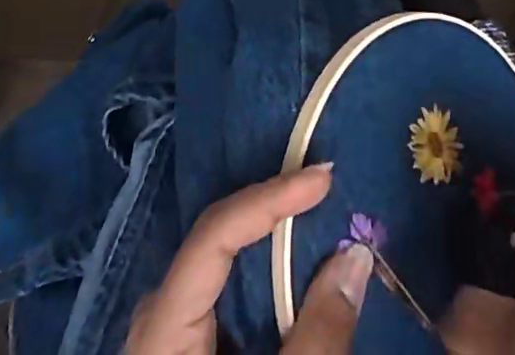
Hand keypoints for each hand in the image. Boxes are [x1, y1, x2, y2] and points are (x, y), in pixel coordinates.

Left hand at [126, 165, 371, 353]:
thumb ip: (317, 336)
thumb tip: (356, 257)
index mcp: (162, 327)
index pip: (214, 234)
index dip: (269, 197)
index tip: (324, 177)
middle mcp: (159, 315)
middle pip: (218, 240)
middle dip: (276, 212)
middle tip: (329, 190)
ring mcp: (169, 331)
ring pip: (224, 264)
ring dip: (275, 244)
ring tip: (323, 218)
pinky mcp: (185, 348)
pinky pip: (226, 293)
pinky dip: (267, 279)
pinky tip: (298, 273)